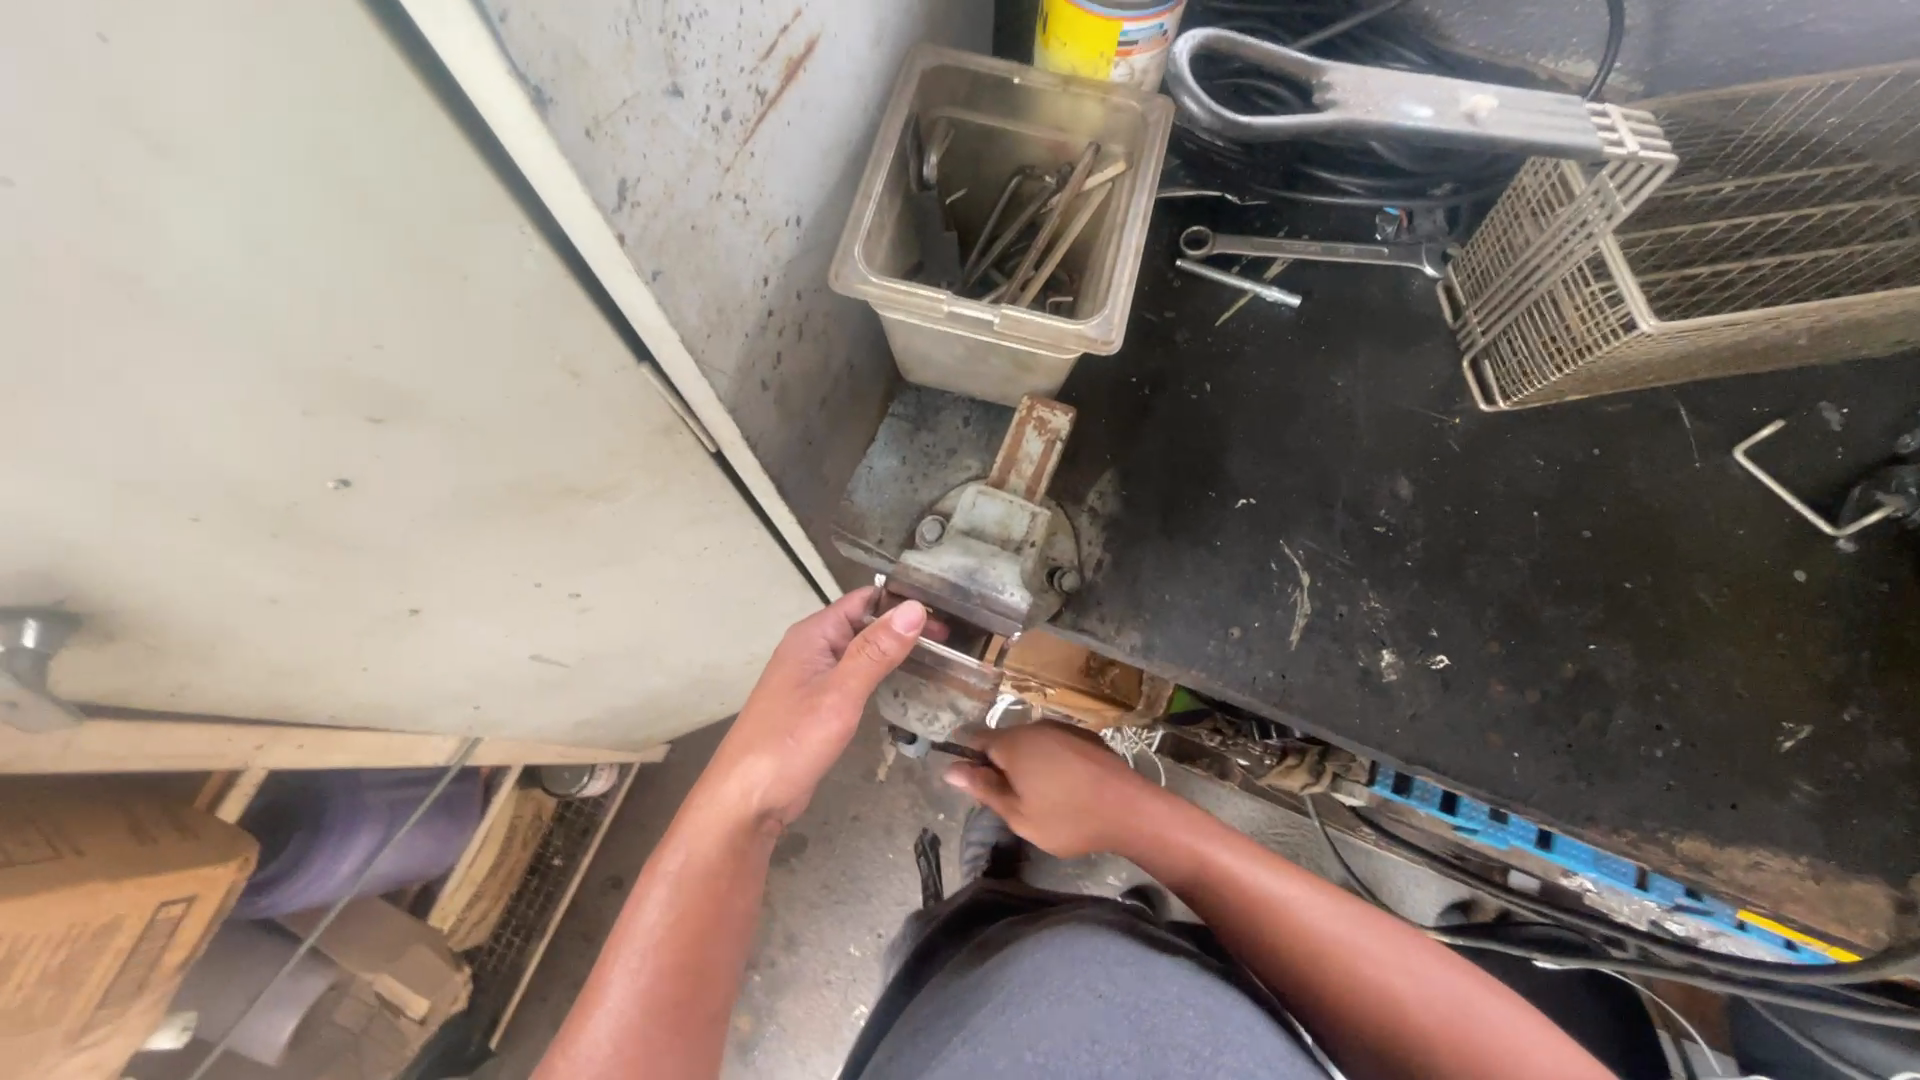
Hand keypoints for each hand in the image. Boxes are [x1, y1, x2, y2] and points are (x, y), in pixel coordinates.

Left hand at [698, 587, 924, 831]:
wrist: (748, 799)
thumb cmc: (790, 741)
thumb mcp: (840, 693)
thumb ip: (877, 650)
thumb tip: (915, 608)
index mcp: (813, 635)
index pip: (865, 599)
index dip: (904, 602)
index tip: (948, 611)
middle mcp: (812, 649)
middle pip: (865, 624)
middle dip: (905, 628)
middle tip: (955, 642)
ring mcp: (813, 678)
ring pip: (862, 653)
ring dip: (896, 653)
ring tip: (944, 659)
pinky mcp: (817, 706)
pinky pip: (855, 679)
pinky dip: (881, 677)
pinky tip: (908, 688)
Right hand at [942, 721, 1159, 857]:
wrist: (1130, 810)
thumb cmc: (1067, 817)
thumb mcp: (1018, 814)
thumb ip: (983, 788)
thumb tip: (950, 768)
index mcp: (1013, 743)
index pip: (975, 740)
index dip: (970, 762)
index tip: (980, 789)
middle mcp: (1036, 726)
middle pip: (1005, 740)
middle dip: (1002, 765)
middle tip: (1013, 801)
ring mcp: (1064, 729)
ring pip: (1032, 742)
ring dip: (1029, 764)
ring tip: (1042, 797)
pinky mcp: (1087, 737)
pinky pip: (1056, 745)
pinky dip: (1053, 761)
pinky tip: (1067, 787)